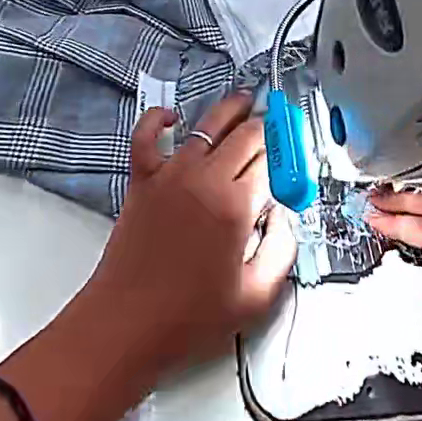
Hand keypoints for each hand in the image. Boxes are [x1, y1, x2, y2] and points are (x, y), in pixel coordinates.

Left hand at [0, 91, 296, 420]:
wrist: (129, 320)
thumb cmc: (191, 316)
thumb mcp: (255, 296)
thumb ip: (281, 250)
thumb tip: (284, 217)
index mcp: (235, 207)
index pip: (270, 163)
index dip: (285, 157)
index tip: (292, 157)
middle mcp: (204, 179)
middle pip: (244, 136)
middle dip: (265, 127)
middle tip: (275, 127)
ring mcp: (170, 173)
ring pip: (206, 127)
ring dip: (229, 110)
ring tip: (244, 100)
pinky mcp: (143, 177)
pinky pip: (147, 134)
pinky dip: (158, 118)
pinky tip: (173, 115)